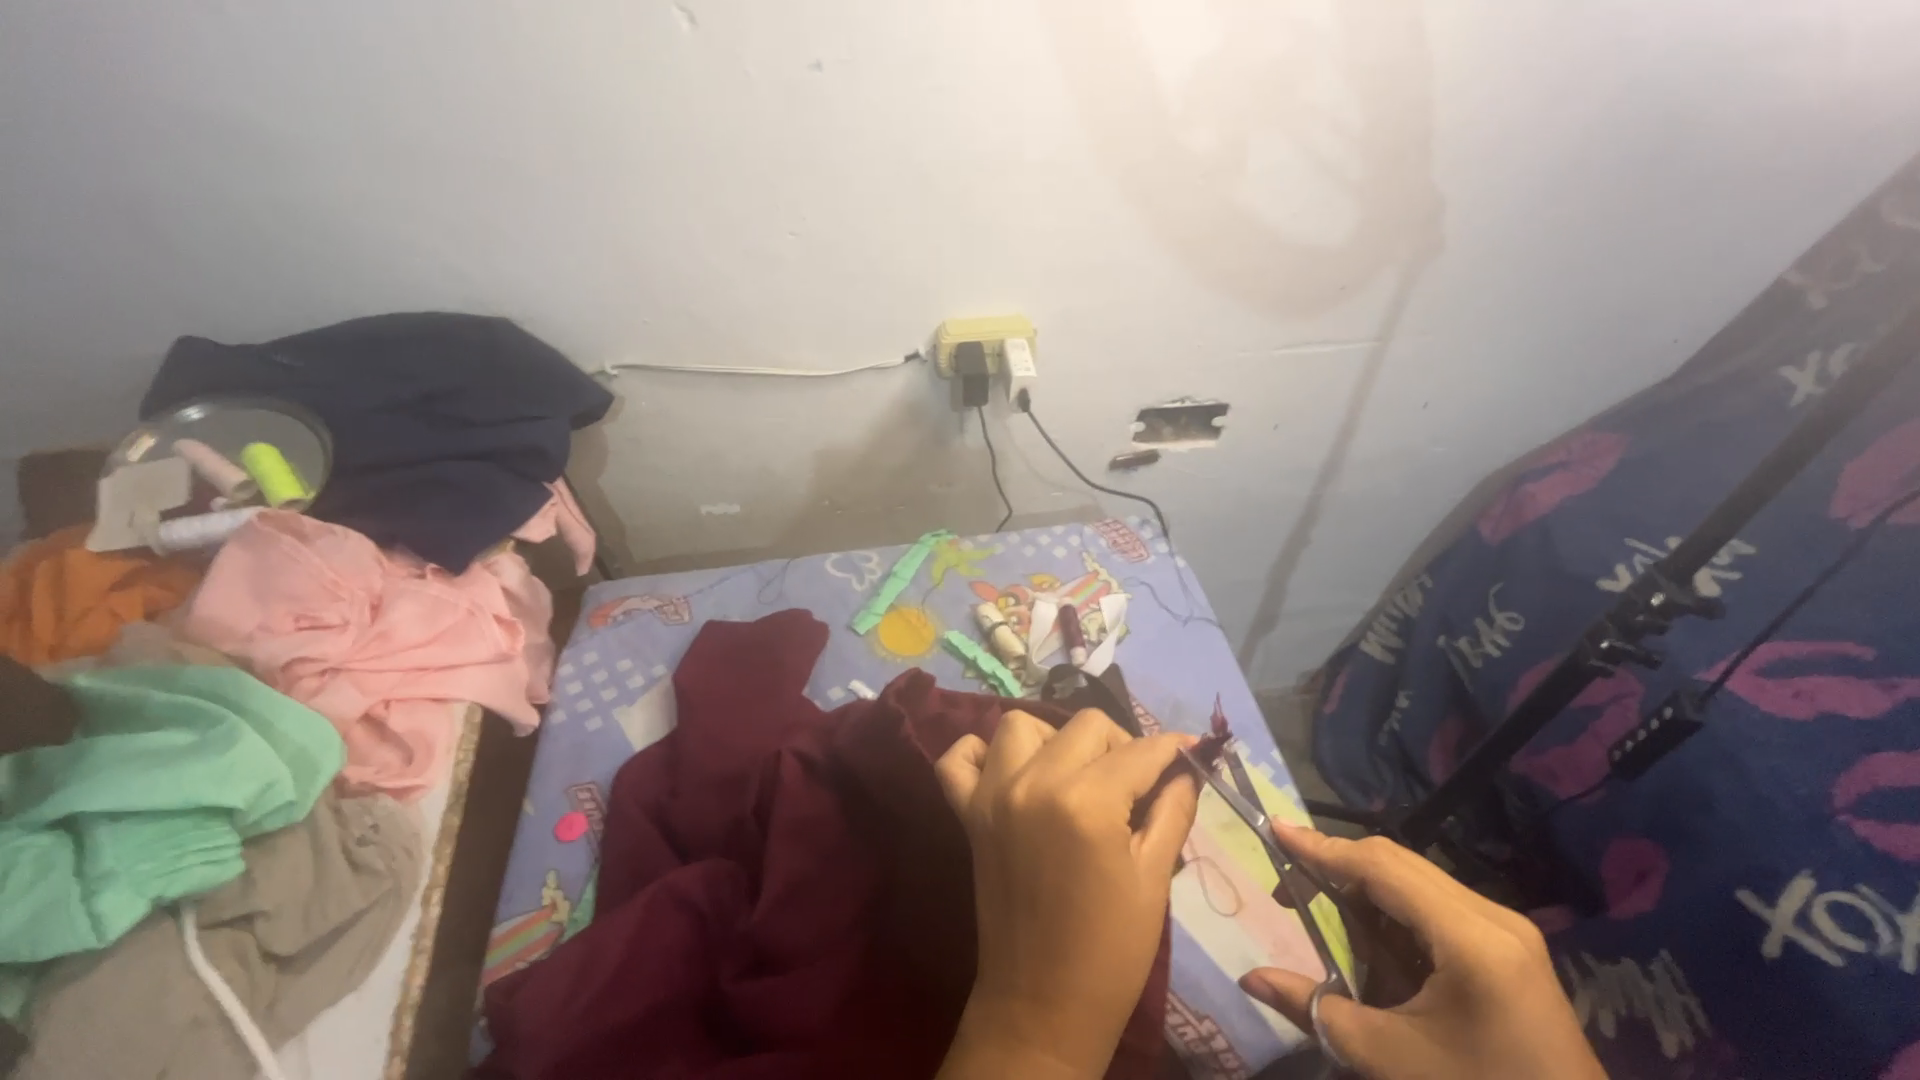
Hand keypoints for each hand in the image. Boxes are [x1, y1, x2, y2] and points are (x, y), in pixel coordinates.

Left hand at [933, 709, 1200, 1079]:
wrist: (1042, 1004)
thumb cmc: (1111, 949)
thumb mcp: (1155, 877)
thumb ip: (1173, 810)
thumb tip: (1186, 767)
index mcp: (1087, 801)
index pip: (1139, 751)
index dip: (1172, 750)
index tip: (1188, 753)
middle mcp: (1034, 783)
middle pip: (1086, 725)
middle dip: (1121, 746)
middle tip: (1135, 786)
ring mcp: (992, 795)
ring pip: (1021, 725)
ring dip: (1055, 740)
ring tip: (1075, 778)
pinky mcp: (967, 813)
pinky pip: (958, 758)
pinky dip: (980, 755)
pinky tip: (1009, 774)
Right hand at [1240, 825, 1605, 1079]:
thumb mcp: (1390, 1058)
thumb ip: (1316, 1009)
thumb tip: (1250, 979)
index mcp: (1469, 937)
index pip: (1380, 868)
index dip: (1322, 848)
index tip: (1275, 830)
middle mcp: (1493, 918)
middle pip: (1398, 863)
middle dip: (1338, 866)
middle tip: (1288, 887)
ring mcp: (1507, 930)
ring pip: (1416, 880)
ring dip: (1366, 890)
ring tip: (1326, 919)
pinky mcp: (1510, 948)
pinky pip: (1438, 905)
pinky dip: (1395, 911)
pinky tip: (1374, 943)